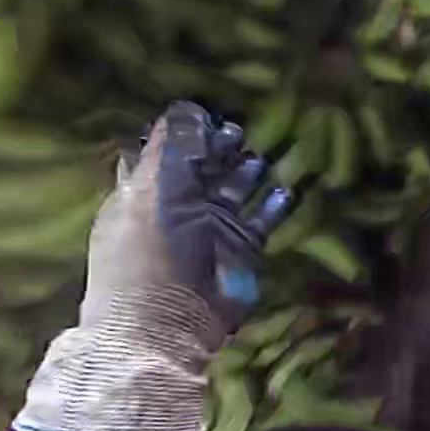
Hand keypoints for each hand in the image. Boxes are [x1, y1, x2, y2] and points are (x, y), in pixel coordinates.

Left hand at [14, 103, 289, 430]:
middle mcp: (181, 206)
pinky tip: (282, 190)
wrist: (166, 324)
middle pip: (205, 166)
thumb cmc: (151, 252)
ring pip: (236, 188)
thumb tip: (190, 105)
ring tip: (259, 157)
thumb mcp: (155, 189)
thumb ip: (174, 146)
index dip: (186, 132)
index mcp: (147, 191)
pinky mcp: (241, 248)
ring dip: (249, 171)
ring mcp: (213, 228)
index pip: (166, 151)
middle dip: (221, 147)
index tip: (207, 117)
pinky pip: (262, 218)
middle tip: (237, 133)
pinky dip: (273, 204)